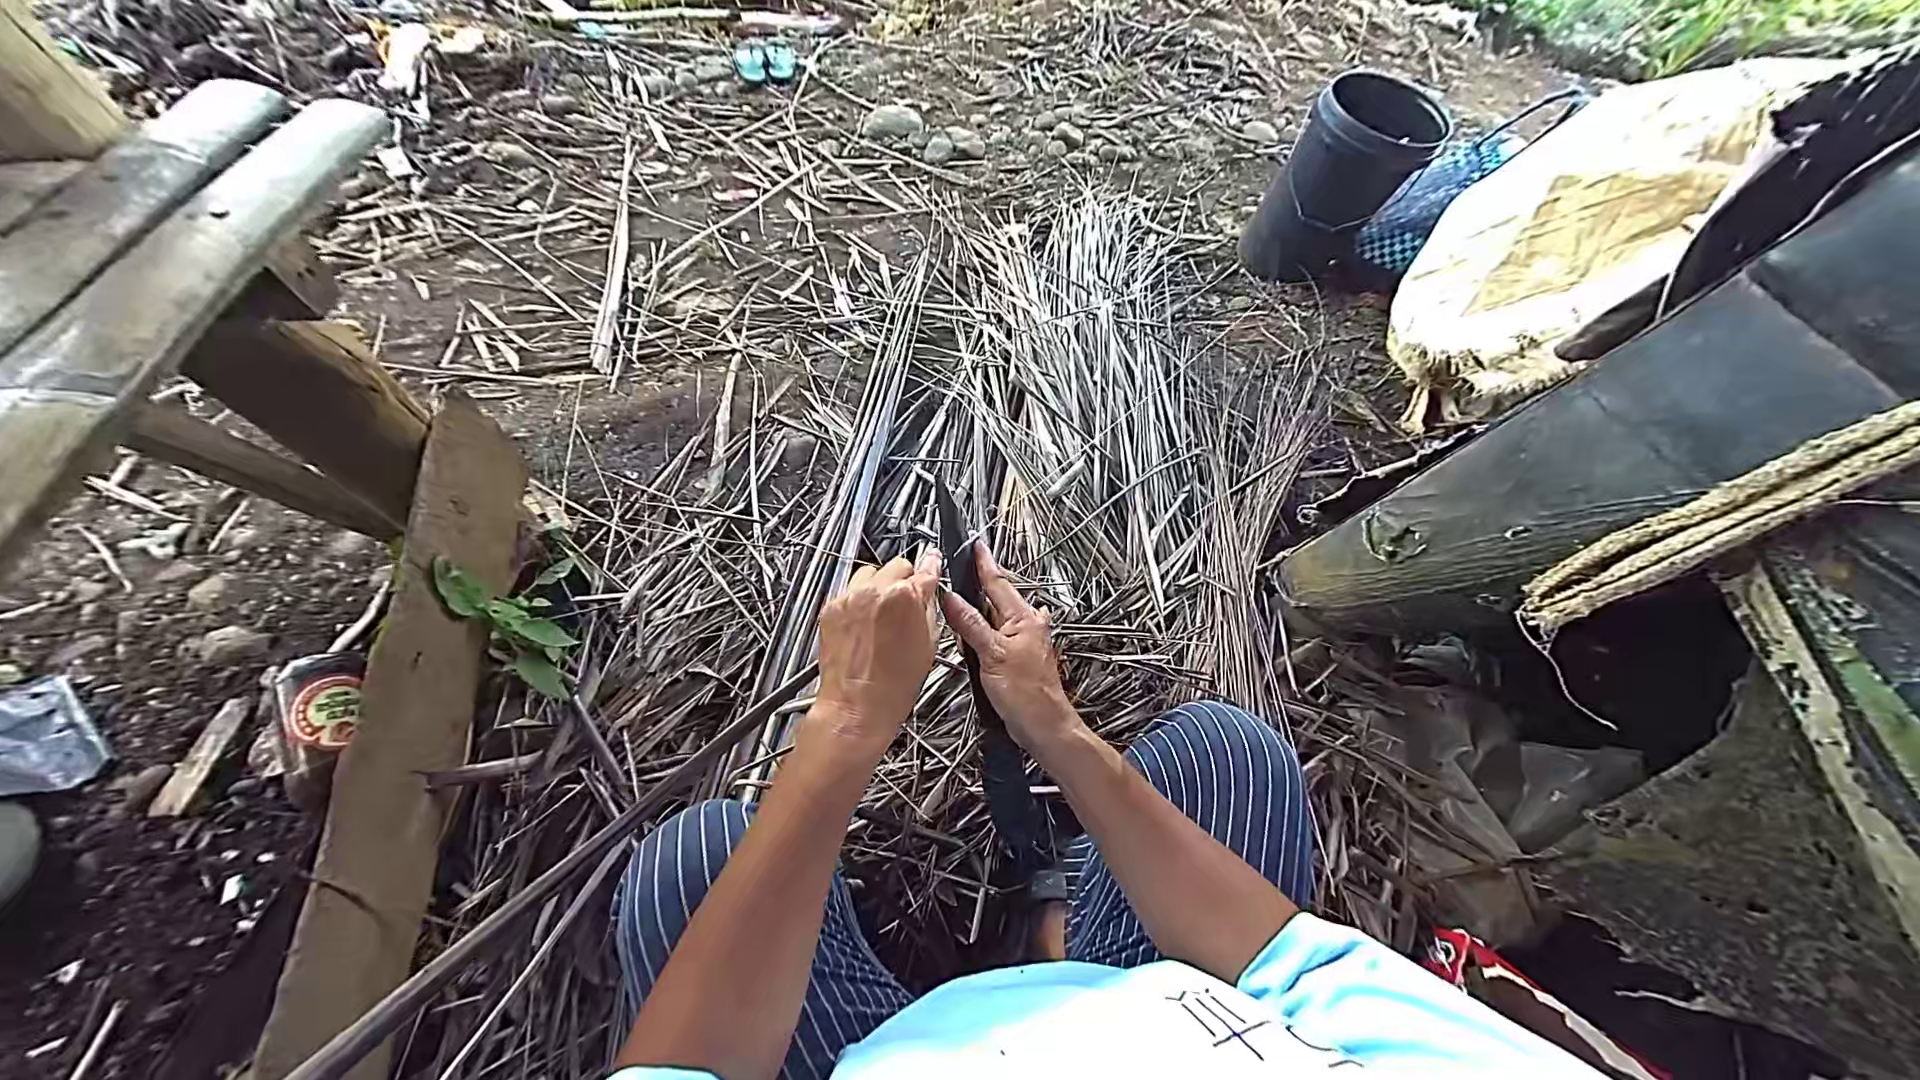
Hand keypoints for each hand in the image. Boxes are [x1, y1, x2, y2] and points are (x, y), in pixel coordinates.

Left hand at [808, 551, 942, 762]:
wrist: (856, 707)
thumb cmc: (892, 686)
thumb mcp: (929, 643)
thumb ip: (929, 607)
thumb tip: (928, 591)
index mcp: (905, 596)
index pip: (926, 568)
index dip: (932, 567)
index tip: (932, 564)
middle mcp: (874, 591)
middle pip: (897, 565)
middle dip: (905, 579)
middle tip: (908, 602)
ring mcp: (850, 598)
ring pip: (870, 573)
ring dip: (880, 585)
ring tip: (884, 612)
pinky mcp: (832, 608)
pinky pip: (850, 590)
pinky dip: (859, 599)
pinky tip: (867, 622)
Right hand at [939, 543, 1083, 754]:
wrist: (1044, 726)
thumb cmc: (1026, 695)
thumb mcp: (991, 654)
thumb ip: (970, 624)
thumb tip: (951, 598)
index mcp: (1024, 618)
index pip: (998, 581)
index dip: (984, 562)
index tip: (976, 545)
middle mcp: (1028, 624)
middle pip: (995, 597)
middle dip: (975, 590)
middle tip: (955, 582)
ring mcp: (1024, 639)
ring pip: (995, 617)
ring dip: (978, 615)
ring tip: (960, 618)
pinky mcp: (1018, 655)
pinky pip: (996, 634)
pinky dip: (982, 634)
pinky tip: (972, 643)